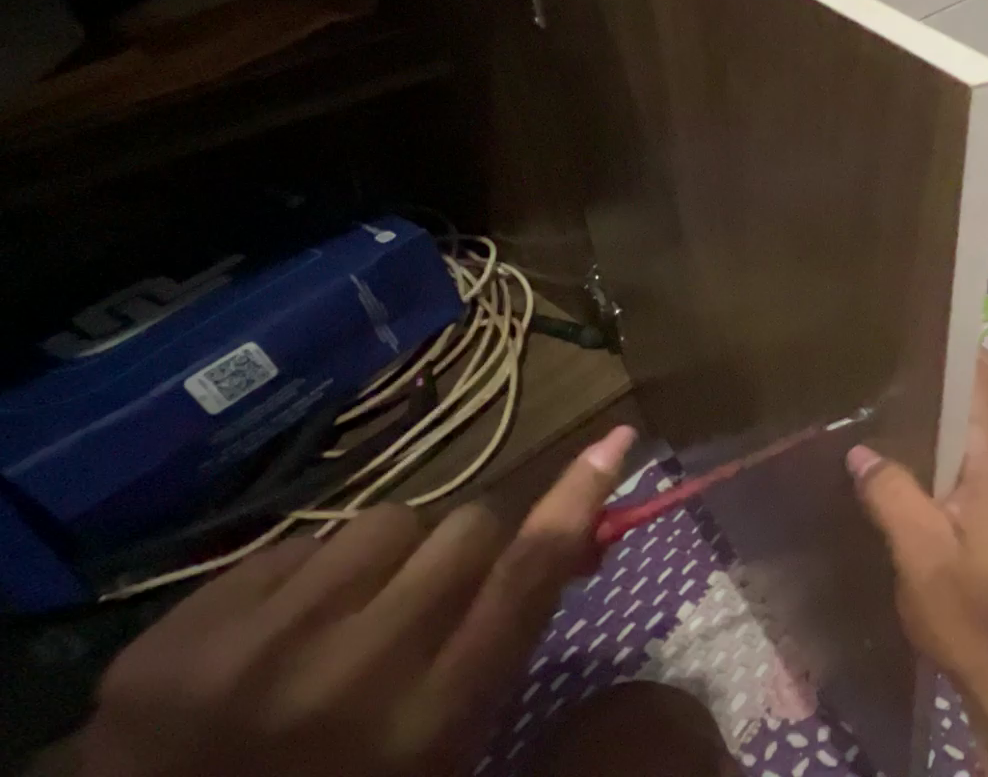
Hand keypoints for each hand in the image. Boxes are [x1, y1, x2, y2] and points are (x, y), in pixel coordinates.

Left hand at [74, 425, 637, 776]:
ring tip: (348, 620)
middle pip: (468, 528)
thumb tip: (574, 537)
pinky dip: (307, 578)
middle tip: (439, 595)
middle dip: (472, 548)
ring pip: (386, 520)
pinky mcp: (173, 640)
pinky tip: (273, 639)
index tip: (616, 439)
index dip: (578, 499)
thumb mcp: (451, 746)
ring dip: (390, 557)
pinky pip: (295, 545)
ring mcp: (253, 651)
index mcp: (433, 720)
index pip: (528, 573)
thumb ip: (507, 642)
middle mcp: (353, 674)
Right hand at [848, 350, 987, 776]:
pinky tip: (917, 444)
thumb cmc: (966, 609)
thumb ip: (891, 493)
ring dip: (952, 401)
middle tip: (894, 363)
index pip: (983, 381)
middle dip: (949, 369)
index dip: (953, 349)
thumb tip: (860, 450)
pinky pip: (986, 443)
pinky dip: (957, 430)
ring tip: (898, 394)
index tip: (911, 331)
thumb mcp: (919, 552)